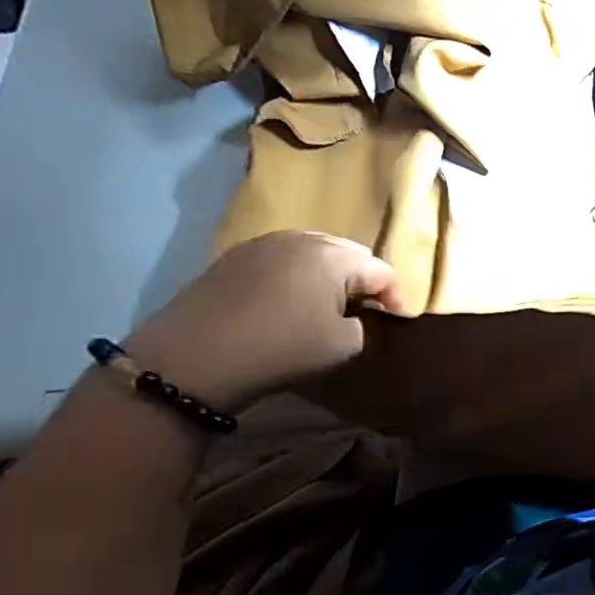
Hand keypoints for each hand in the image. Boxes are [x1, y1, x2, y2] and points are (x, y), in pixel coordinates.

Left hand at [123, 231, 402, 408]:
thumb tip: (358, 315)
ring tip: (328, 307)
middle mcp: (302, 238)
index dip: (396, 298)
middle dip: (363, 281)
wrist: (198, 357)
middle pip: (350, 254)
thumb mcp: (345, 346)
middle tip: (364, 313)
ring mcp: (264, 243)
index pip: (383, 270)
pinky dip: (298, 278)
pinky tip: (290, 305)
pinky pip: (284, 261)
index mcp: (334, 255)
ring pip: (315, 254)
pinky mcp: (235, 257)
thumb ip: (365, 325)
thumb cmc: (284, 348)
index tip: (395, 323)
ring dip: (329, 277)